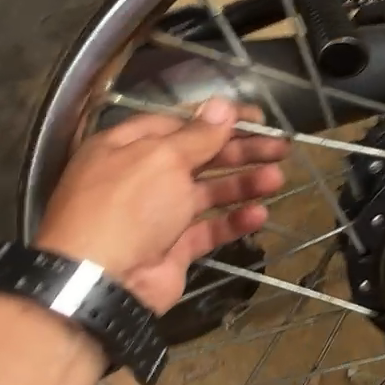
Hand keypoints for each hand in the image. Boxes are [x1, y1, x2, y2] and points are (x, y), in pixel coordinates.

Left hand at [35, 99, 288, 312]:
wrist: (103, 279)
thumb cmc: (127, 206)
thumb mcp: (162, 159)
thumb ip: (198, 135)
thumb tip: (223, 105)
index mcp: (127, 147)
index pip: (179, 123)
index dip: (218, 119)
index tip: (256, 118)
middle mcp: (141, 177)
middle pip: (199, 157)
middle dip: (240, 151)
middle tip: (280, 148)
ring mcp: (158, 214)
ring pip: (208, 193)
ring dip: (243, 184)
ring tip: (277, 179)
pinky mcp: (174, 247)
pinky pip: (209, 229)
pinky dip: (233, 221)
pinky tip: (259, 215)